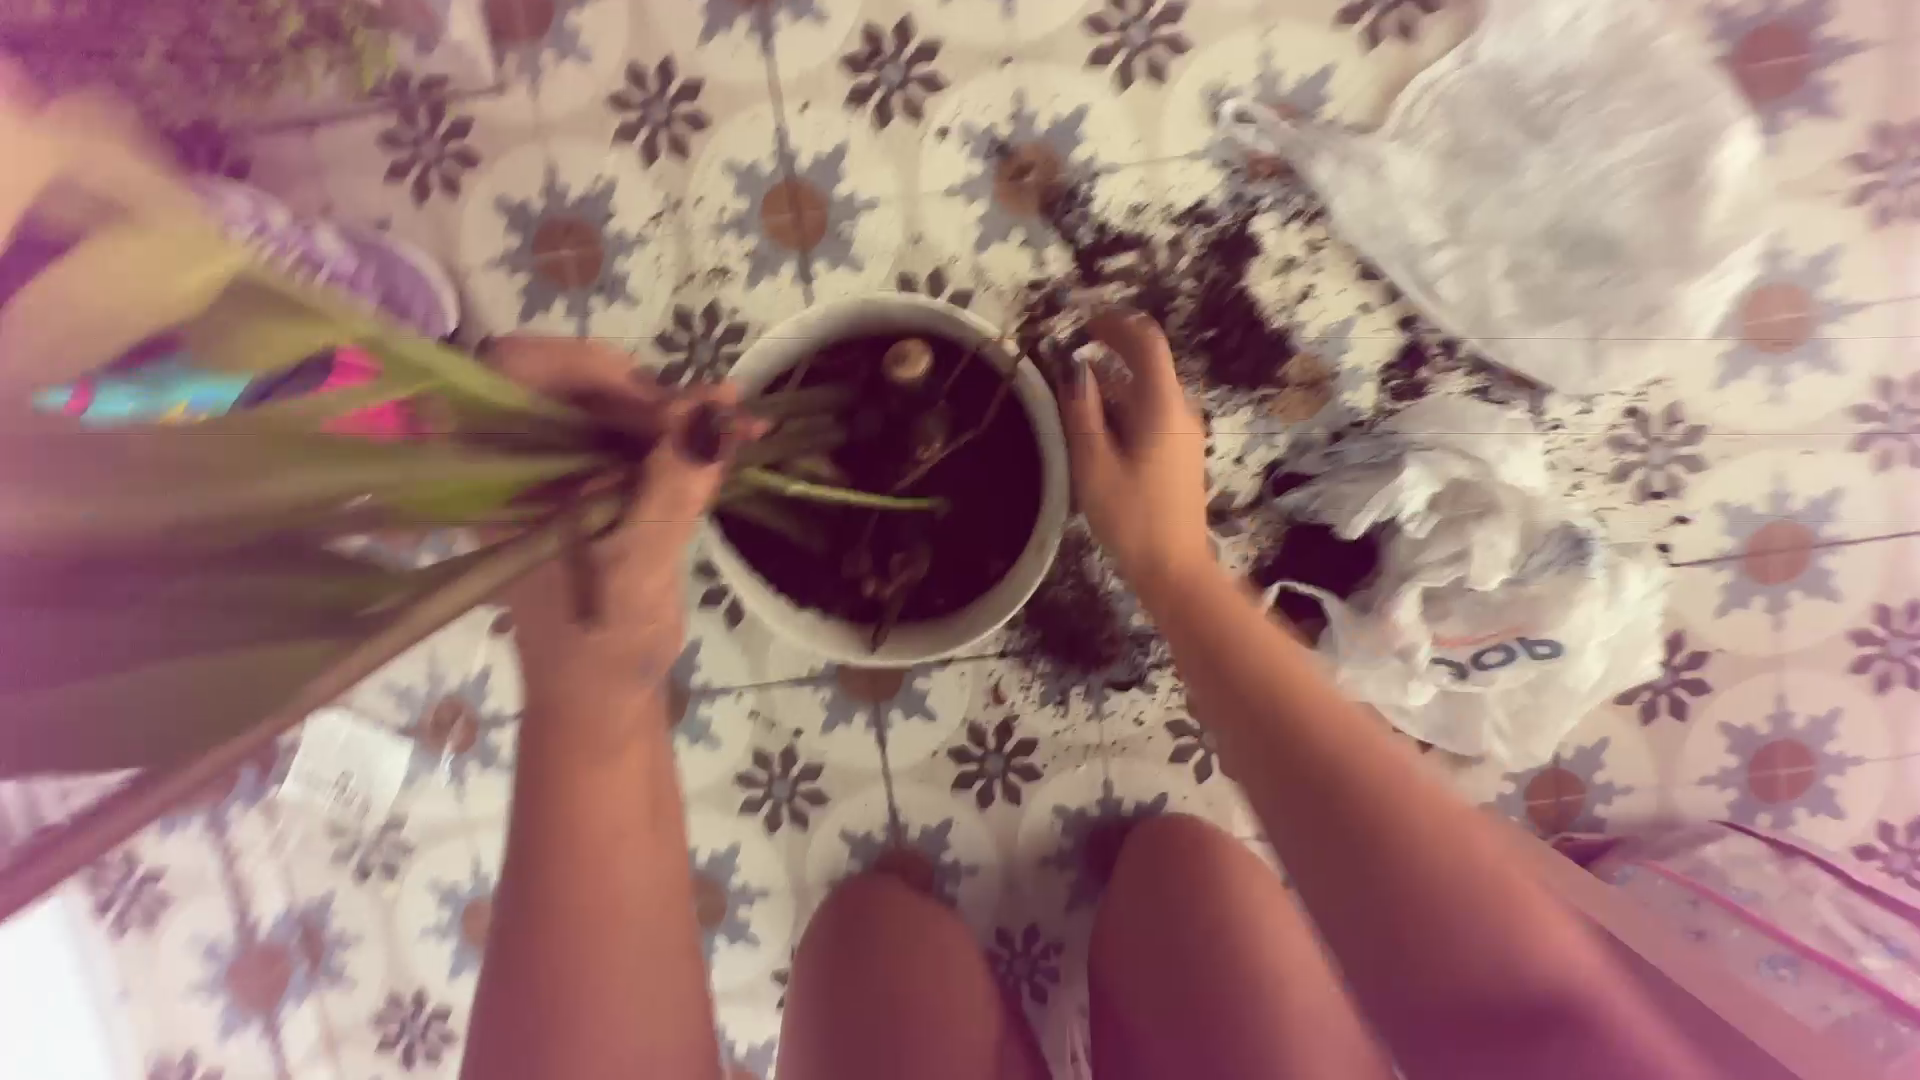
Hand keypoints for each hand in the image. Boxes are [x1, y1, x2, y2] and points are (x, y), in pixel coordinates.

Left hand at [489, 336, 762, 704]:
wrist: (606, 692)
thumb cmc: (601, 641)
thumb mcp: (637, 567)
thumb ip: (670, 488)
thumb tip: (714, 412)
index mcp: (498, 475)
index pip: (515, 373)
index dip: (583, 367)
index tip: (655, 402)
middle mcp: (523, 460)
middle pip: (578, 385)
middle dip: (649, 392)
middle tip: (716, 413)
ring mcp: (564, 471)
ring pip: (617, 409)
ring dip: (678, 411)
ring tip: (738, 422)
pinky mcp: (603, 486)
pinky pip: (641, 440)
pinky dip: (686, 435)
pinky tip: (731, 438)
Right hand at [1058, 309, 1212, 598]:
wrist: (1174, 568)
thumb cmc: (1131, 519)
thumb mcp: (1094, 466)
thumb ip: (1083, 413)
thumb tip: (1075, 370)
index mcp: (1162, 407)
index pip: (1146, 342)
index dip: (1115, 324)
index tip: (1083, 324)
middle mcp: (1180, 411)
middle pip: (1146, 366)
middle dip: (1108, 356)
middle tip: (1066, 364)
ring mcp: (1184, 432)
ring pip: (1146, 392)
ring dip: (1112, 387)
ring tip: (1072, 403)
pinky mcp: (1180, 452)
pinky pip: (1150, 415)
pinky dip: (1122, 410)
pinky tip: (1096, 431)